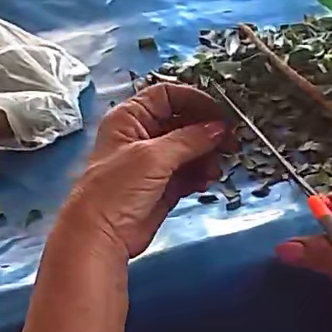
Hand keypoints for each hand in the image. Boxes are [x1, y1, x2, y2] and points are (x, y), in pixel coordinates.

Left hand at [56, 83, 230, 258]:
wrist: (101, 236)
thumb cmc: (116, 189)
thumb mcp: (152, 157)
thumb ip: (189, 139)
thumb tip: (219, 128)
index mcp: (130, 118)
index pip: (167, 96)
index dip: (195, 100)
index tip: (220, 113)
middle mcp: (142, 136)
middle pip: (183, 122)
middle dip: (207, 132)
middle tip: (230, 142)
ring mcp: (154, 163)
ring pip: (190, 150)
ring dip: (206, 156)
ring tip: (214, 169)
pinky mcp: (164, 187)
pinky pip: (189, 174)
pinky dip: (200, 175)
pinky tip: (206, 181)